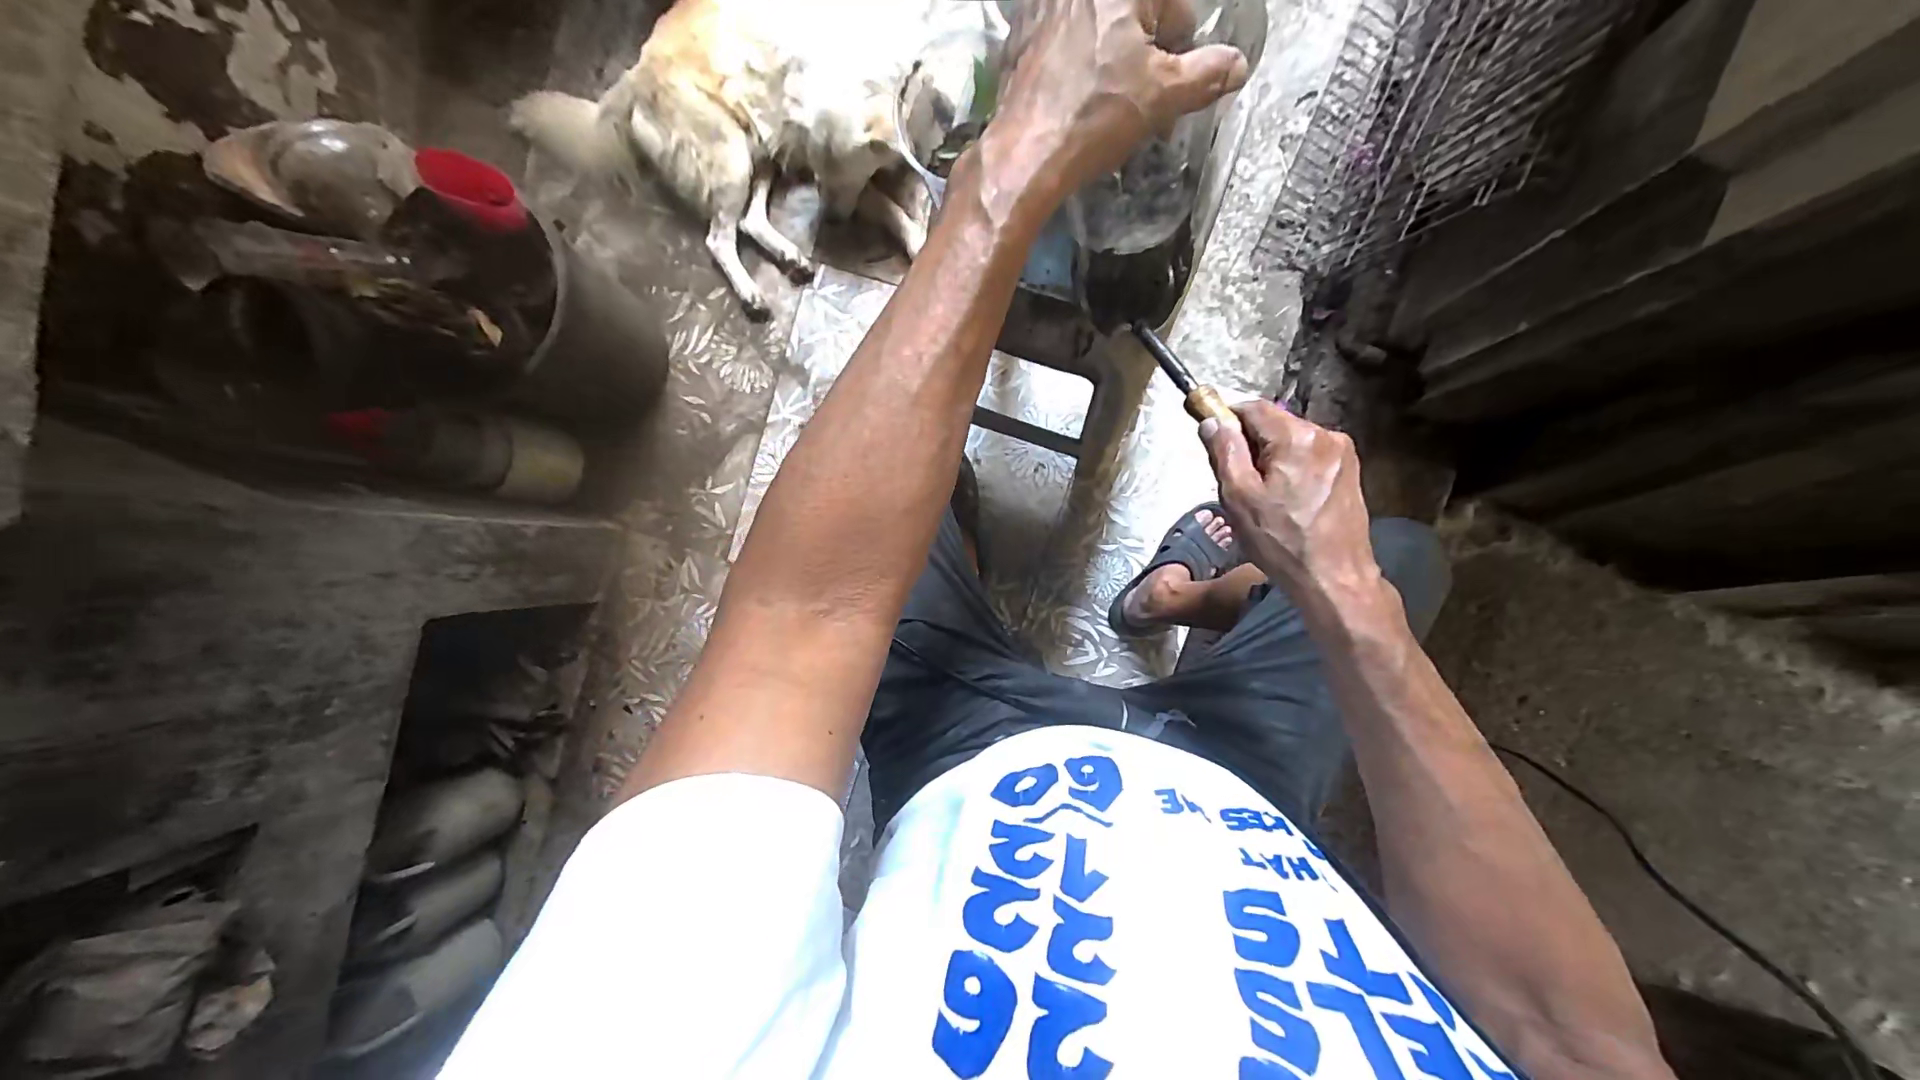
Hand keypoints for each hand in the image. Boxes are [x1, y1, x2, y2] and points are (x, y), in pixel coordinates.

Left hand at [982, 0, 1249, 209]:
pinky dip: (1074, 65)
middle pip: (1131, 16)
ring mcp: (1041, 10)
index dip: (1179, 48)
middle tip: (1143, 99)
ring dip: (1110, 60)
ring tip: (1110, 104)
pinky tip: (1075, 100)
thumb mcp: (1161, 96)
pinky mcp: (1017, 41)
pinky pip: (1060, 44)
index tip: (1173, 84)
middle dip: (1144, 54)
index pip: (1173, 7)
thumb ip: (1206, 74)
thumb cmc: (1094, 117)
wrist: (1024, 156)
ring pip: (1095, 30)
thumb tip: (1238, 65)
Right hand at [1200, 401, 1384, 605]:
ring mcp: (1342, 452)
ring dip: (1269, 456)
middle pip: (1274, 423)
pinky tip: (1283, 498)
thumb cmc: (1281, 541)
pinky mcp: (1349, 469)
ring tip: (1260, 494)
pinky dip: (1289, 466)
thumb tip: (1212, 421)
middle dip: (1249, 442)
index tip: (1211, 438)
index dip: (1227, 417)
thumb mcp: (1239, 497)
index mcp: (1297, 438)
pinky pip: (1308, 455)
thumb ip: (1224, 452)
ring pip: (1290, 439)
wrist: (1333, 576)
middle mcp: (1326, 435)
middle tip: (1234, 478)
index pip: (1253, 408)